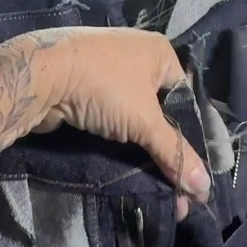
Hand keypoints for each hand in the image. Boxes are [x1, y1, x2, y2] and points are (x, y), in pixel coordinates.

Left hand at [14, 27, 210, 216]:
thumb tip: (205, 190)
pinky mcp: (88, 86)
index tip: (193, 178)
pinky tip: (128, 167)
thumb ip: (175, 153)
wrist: (41, 74)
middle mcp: (138, 56)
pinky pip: (113, 117)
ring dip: (144, 149)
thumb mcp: (144, 121)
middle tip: (176, 194)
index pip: (186, 100)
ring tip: (155, 188)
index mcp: (160, 52)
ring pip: (136, 116)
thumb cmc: (104, 86)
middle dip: (168, 151)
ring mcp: (110, 70)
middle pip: (161, 111)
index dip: (191, 138)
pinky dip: (120, 140)